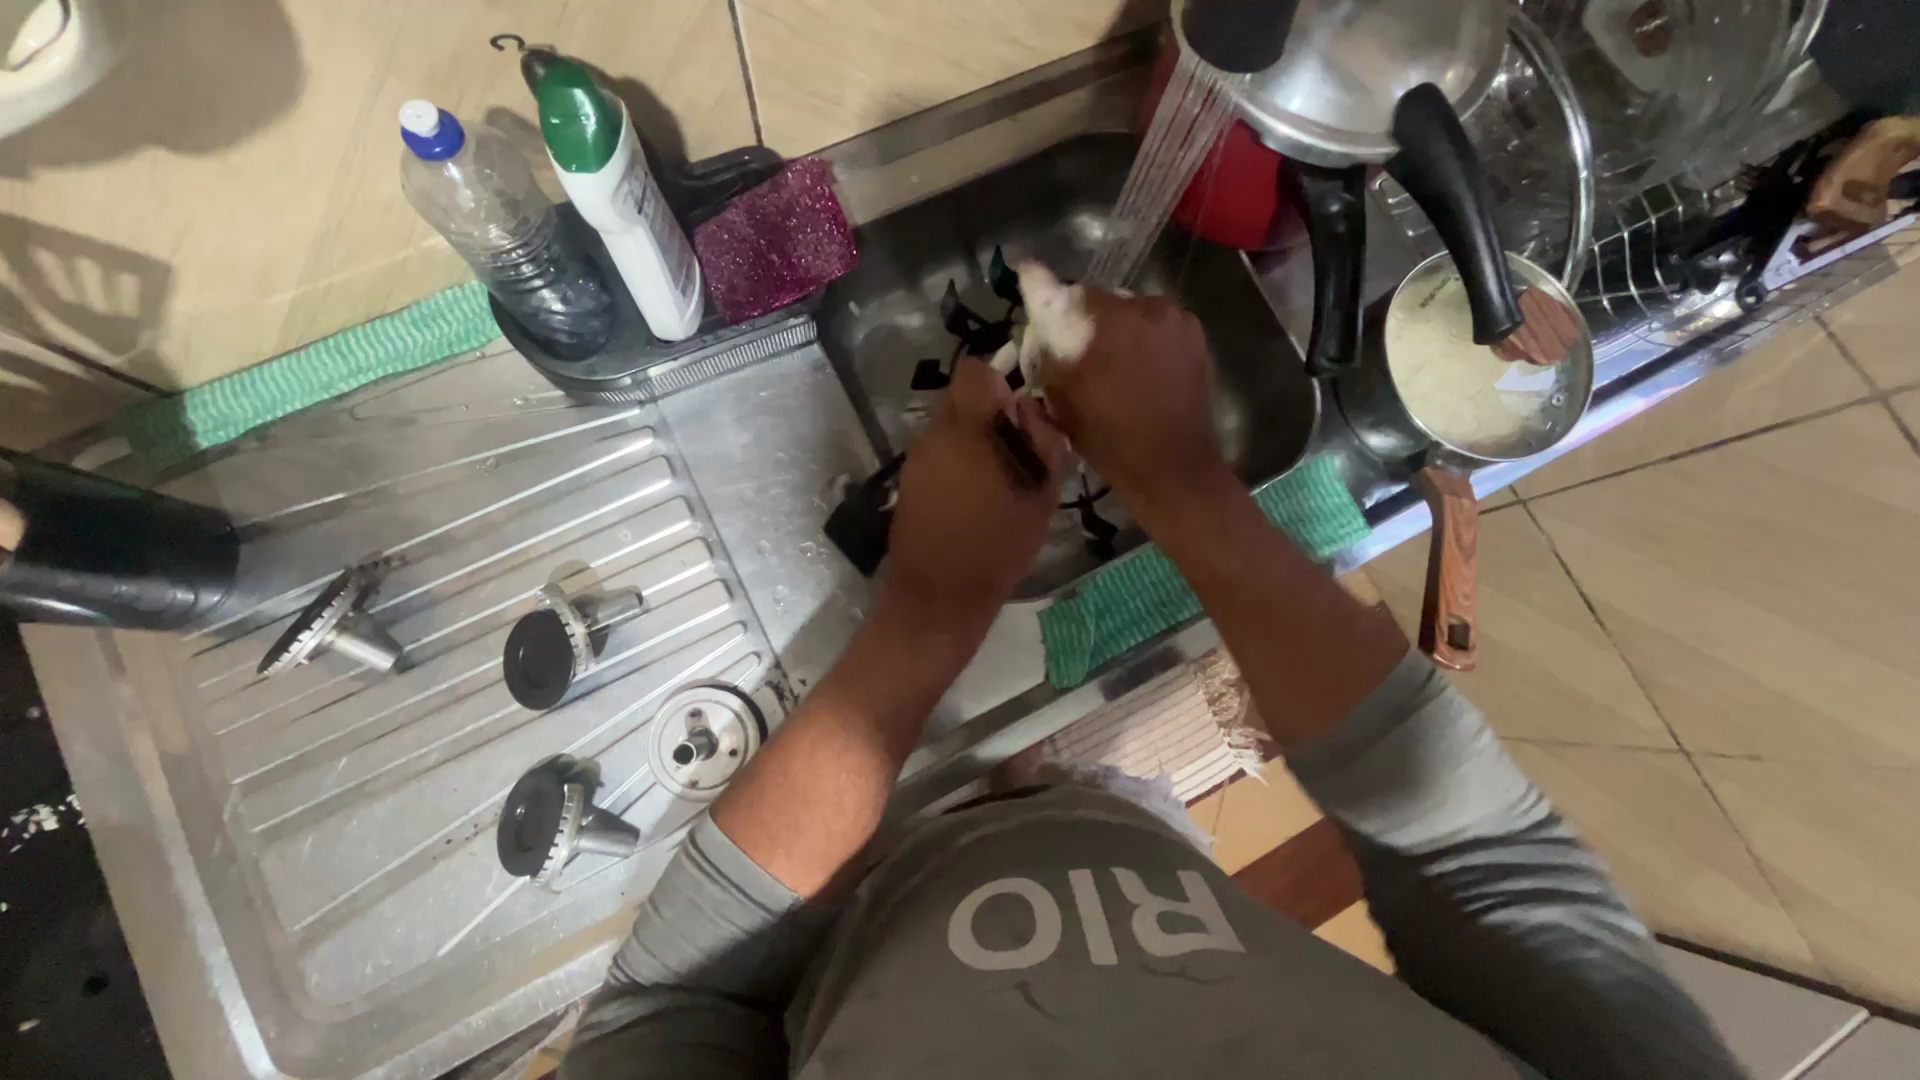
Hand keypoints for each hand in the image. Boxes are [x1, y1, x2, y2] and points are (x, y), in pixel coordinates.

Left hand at [884, 355, 1067, 626]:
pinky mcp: (908, 479)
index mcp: (968, 433)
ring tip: (997, 477)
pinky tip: (973, 495)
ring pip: (948, 425)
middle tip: (1014, 448)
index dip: (998, 381)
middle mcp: (934, 436)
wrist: (939, 595)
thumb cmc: (998, 547)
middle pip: (960, 397)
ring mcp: (916, 458)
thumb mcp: (1040, 497)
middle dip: (988, 413)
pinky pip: (937, 452)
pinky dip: (956, 460)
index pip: (974, 371)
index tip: (1017, 411)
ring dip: (973, 438)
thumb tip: (1030, 408)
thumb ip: (1042, 443)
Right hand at [1039, 286, 1231, 515]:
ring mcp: (1175, 318)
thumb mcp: (1062, 397)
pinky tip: (1137, 366)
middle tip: (1075, 348)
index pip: (1065, 291)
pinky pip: (1157, 324)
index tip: (1028, 277)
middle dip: (1084, 318)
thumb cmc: (1108, 437)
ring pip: (1131, 310)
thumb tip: (1039, 317)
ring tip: (1110, 361)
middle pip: (1100, 300)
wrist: (1171, 464)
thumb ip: (1047, 351)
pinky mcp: (1194, 335)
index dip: (1043, 289)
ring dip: (1116, 327)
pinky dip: (1143, 337)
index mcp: (1106, 319)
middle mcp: (1143, 306)